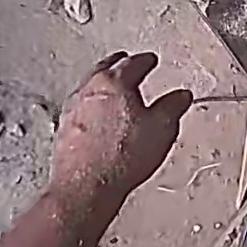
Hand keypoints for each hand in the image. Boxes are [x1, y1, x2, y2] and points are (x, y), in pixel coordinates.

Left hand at [50, 52, 192, 201]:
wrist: (87, 186)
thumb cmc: (121, 157)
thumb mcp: (162, 128)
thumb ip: (173, 106)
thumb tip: (181, 96)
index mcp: (114, 83)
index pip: (133, 63)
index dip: (145, 60)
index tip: (150, 59)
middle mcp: (90, 91)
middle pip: (105, 68)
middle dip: (118, 63)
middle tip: (126, 61)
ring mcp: (74, 110)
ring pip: (90, 86)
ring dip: (103, 82)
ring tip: (114, 88)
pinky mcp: (65, 130)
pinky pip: (80, 107)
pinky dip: (92, 105)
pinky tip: (97, 115)